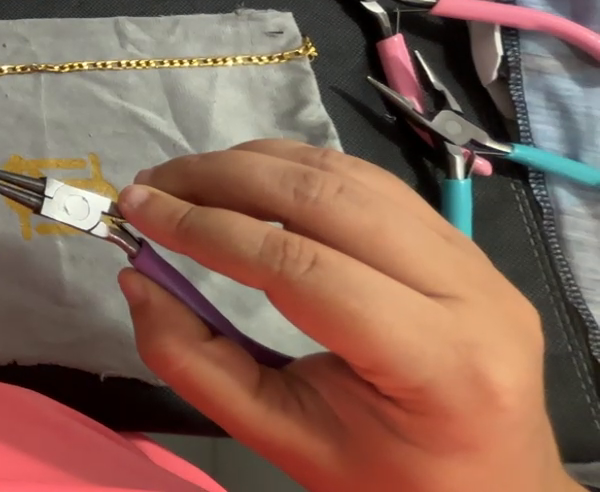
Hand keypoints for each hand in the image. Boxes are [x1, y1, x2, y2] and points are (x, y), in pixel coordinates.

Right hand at [118, 140, 576, 491]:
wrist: (488, 483)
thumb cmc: (379, 470)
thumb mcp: (274, 434)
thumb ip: (190, 359)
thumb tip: (135, 278)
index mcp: (437, 363)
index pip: (298, 266)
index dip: (204, 228)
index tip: (133, 210)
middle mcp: (470, 295)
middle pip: (321, 197)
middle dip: (215, 178)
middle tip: (147, 186)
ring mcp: (470, 258)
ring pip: (337, 172)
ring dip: (243, 163)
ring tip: (180, 180)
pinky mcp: (453, 237)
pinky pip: (355, 174)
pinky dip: (281, 164)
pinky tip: (237, 180)